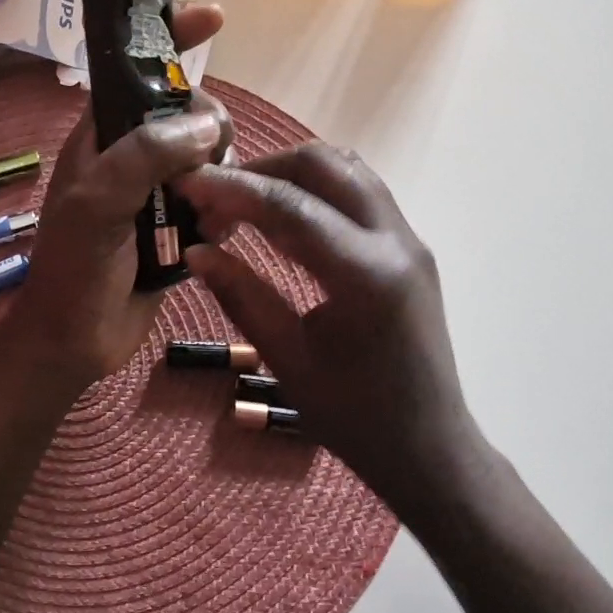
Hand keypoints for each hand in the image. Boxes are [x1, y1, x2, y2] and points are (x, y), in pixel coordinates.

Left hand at [1, 4, 232, 385]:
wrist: (75, 340)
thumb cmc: (73, 268)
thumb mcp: (97, 202)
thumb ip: (144, 156)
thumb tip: (205, 128)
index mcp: (101, 136)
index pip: (135, 69)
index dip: (170, 36)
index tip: (214, 16)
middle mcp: (132, 156)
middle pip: (190, 111)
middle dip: (209, 127)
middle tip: (203, 169)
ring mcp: (157, 193)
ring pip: (211, 157)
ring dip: (222, 176)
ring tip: (207, 212)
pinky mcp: (179, 228)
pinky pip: (219, 200)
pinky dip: (227, 209)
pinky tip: (216, 233)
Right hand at [176, 143, 485, 503]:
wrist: (427, 446)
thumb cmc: (353, 416)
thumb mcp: (287, 359)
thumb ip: (242, 296)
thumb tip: (195, 251)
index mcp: (366, 276)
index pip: (290, 206)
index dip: (231, 188)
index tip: (185, 183)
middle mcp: (396, 242)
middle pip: (325, 166)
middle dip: (261, 169)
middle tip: (211, 198)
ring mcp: (409, 241)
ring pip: (346, 172)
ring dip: (288, 174)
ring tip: (238, 204)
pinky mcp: (408, 250)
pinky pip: (357, 196)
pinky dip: (312, 193)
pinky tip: (276, 222)